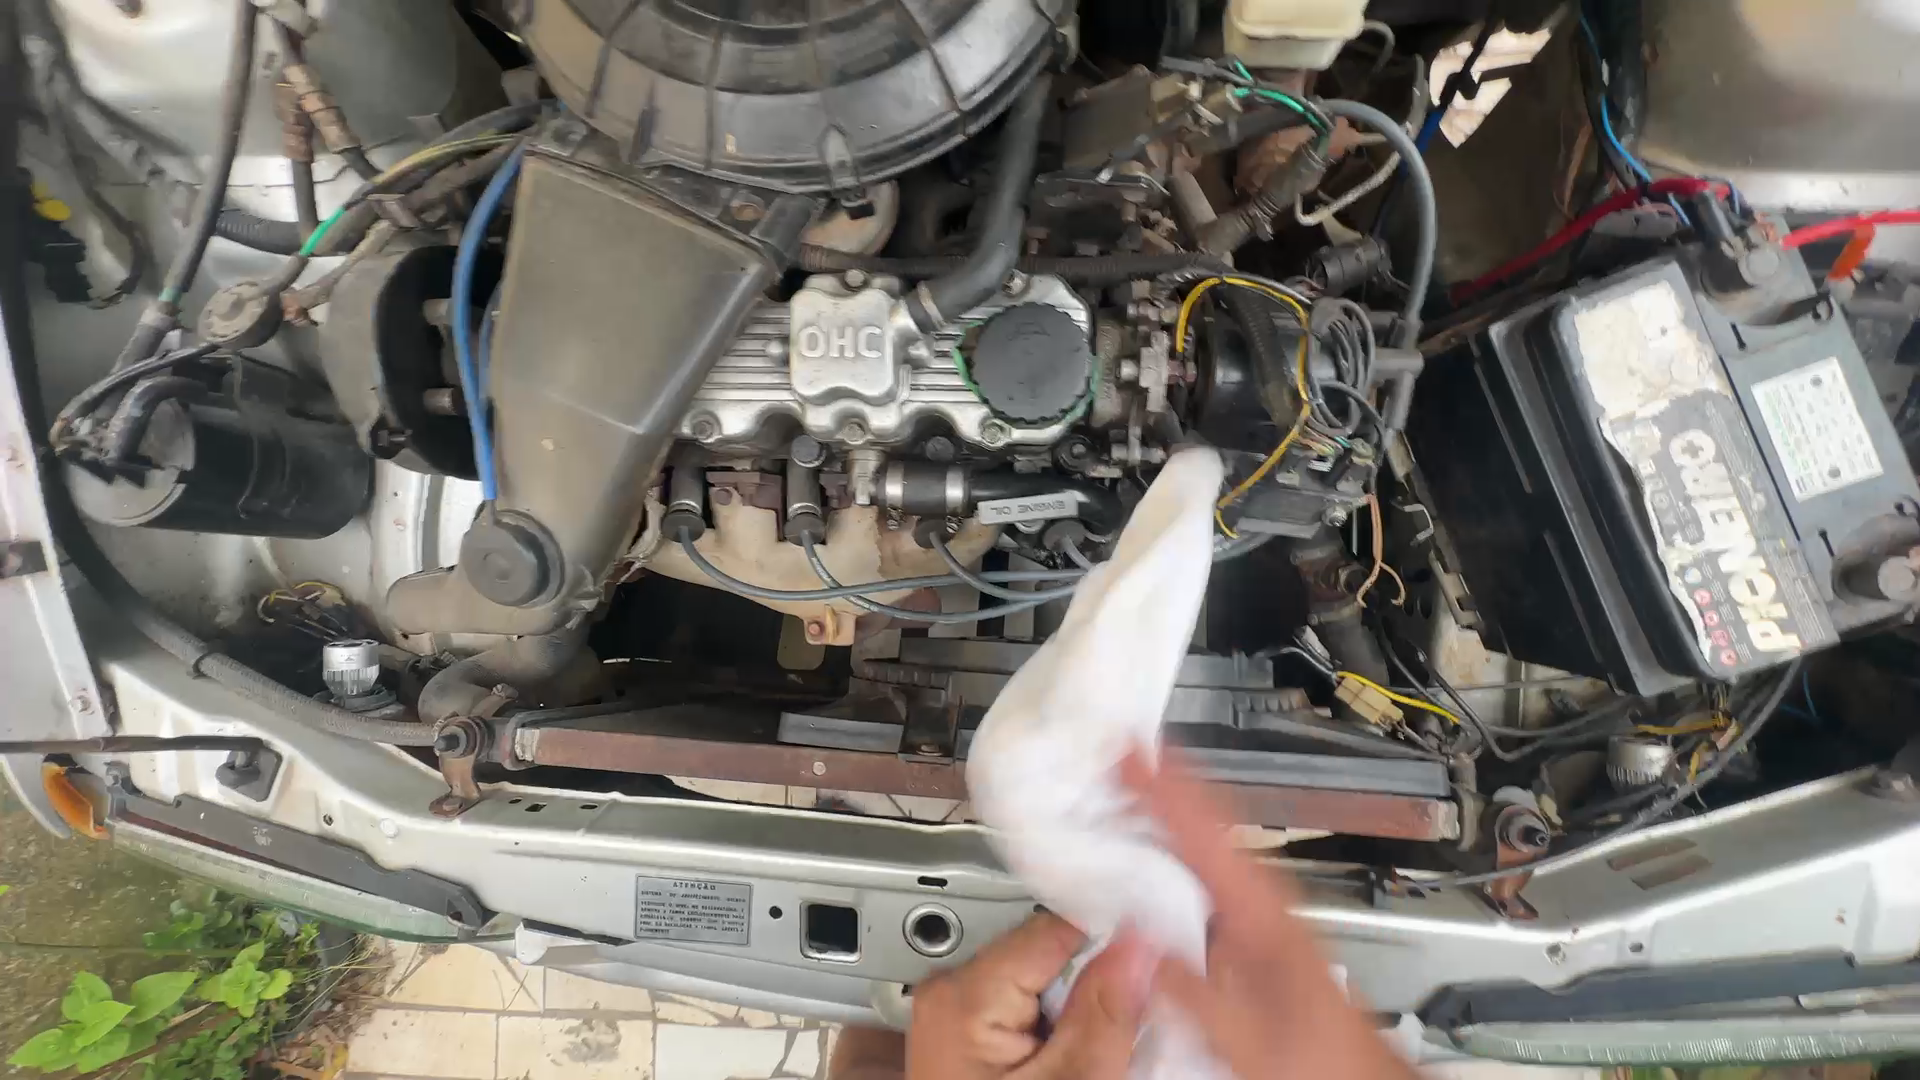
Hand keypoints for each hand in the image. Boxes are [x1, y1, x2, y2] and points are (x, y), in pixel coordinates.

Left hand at [906, 912, 1152, 1079]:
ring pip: (1040, 977)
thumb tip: (1136, 944)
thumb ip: (1104, 1011)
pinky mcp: (967, 1033)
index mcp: (963, 994)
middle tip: (1139, 1006)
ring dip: (1080, 999)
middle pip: (1044, 951)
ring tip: (1105, 1039)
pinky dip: (1059, 1020)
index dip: (1107, 932)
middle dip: (1094, 973)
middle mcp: (950, 990)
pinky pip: (1025, 1004)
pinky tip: (1080, 1047)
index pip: (1050, 928)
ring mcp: (955, 1012)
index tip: (1152, 941)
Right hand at [1120, 749, 1418, 1079]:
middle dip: (1161, 776)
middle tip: (1116, 748)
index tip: (1130, 750)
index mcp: (1258, 909)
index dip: (1163, 784)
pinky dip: (1177, 826)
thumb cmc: (1320, 1054)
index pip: (1202, 828)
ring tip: (1126, 772)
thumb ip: (1191, 990)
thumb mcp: (1250, 1039)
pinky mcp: (1250, 913)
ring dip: (1168, 795)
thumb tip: (1134, 937)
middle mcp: (1259, 891)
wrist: (1360, 1071)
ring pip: (1207, 828)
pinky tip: (1153, 828)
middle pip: (1204, 814)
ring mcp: (1256, 898)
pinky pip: (1205, 853)